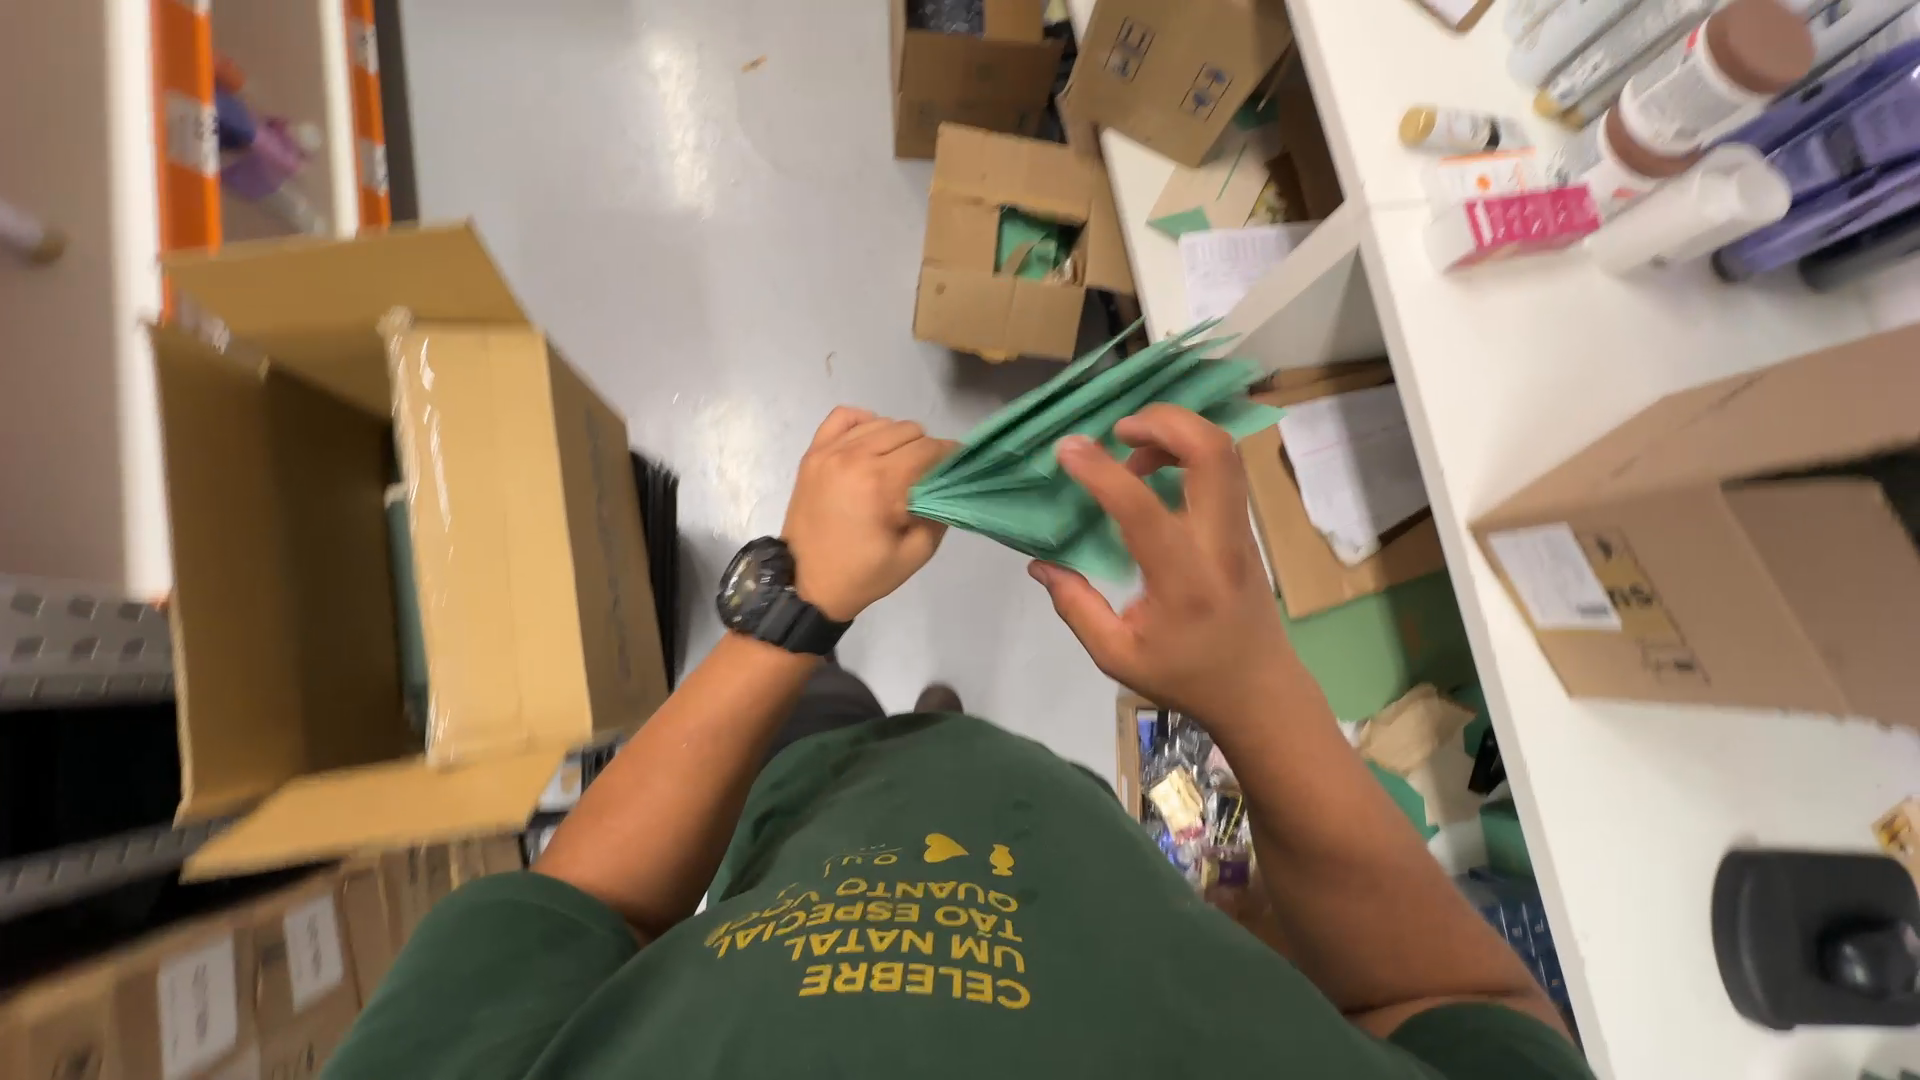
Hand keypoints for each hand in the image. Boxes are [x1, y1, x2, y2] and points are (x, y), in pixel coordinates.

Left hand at [783, 407, 955, 620]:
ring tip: (898, 466)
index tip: (955, 469)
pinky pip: (844, 417)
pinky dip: (864, 423)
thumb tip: (950, 483)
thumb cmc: (863, 574)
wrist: (807, 583)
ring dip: (897, 440)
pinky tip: (871, 444)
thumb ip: (940, 513)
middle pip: (908, 431)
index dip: (950, 456)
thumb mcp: (915, 553)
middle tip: (925, 478)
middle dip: (925, 451)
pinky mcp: (813, 453)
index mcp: (880, 483)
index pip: (929, 449)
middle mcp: (854, 457)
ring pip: (881, 422)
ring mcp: (829, 452)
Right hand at [1030, 404, 1296, 727]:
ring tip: (1132, 449)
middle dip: (1164, 423)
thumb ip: (1076, 608)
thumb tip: (1040, 565)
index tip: (1068, 449)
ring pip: (1224, 452)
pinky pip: (1223, 469)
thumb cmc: (1186, 676)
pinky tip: (1154, 472)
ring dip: (1177, 433)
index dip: (1101, 471)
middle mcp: (1219, 543)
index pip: (1142, 508)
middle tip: (1119, 431)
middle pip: (1212, 452)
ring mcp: (1240, 531)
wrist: (1259, 690)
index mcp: (1183, 580)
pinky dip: (1188, 451)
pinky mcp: (1245, 528)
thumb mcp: (1116, 656)